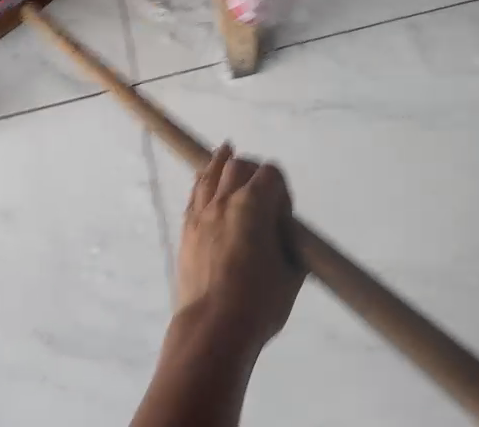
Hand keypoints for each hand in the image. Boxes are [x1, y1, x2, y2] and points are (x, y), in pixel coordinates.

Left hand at [173, 144, 304, 353]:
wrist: (213, 327)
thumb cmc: (258, 303)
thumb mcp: (292, 276)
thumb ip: (291, 249)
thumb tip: (286, 241)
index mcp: (254, 205)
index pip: (271, 173)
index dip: (281, 189)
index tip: (283, 213)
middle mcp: (225, 200)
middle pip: (238, 165)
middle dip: (253, 170)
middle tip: (261, 189)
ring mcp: (202, 213)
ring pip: (210, 172)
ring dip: (222, 161)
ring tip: (226, 151)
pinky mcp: (187, 229)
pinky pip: (194, 194)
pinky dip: (202, 182)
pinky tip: (204, 180)